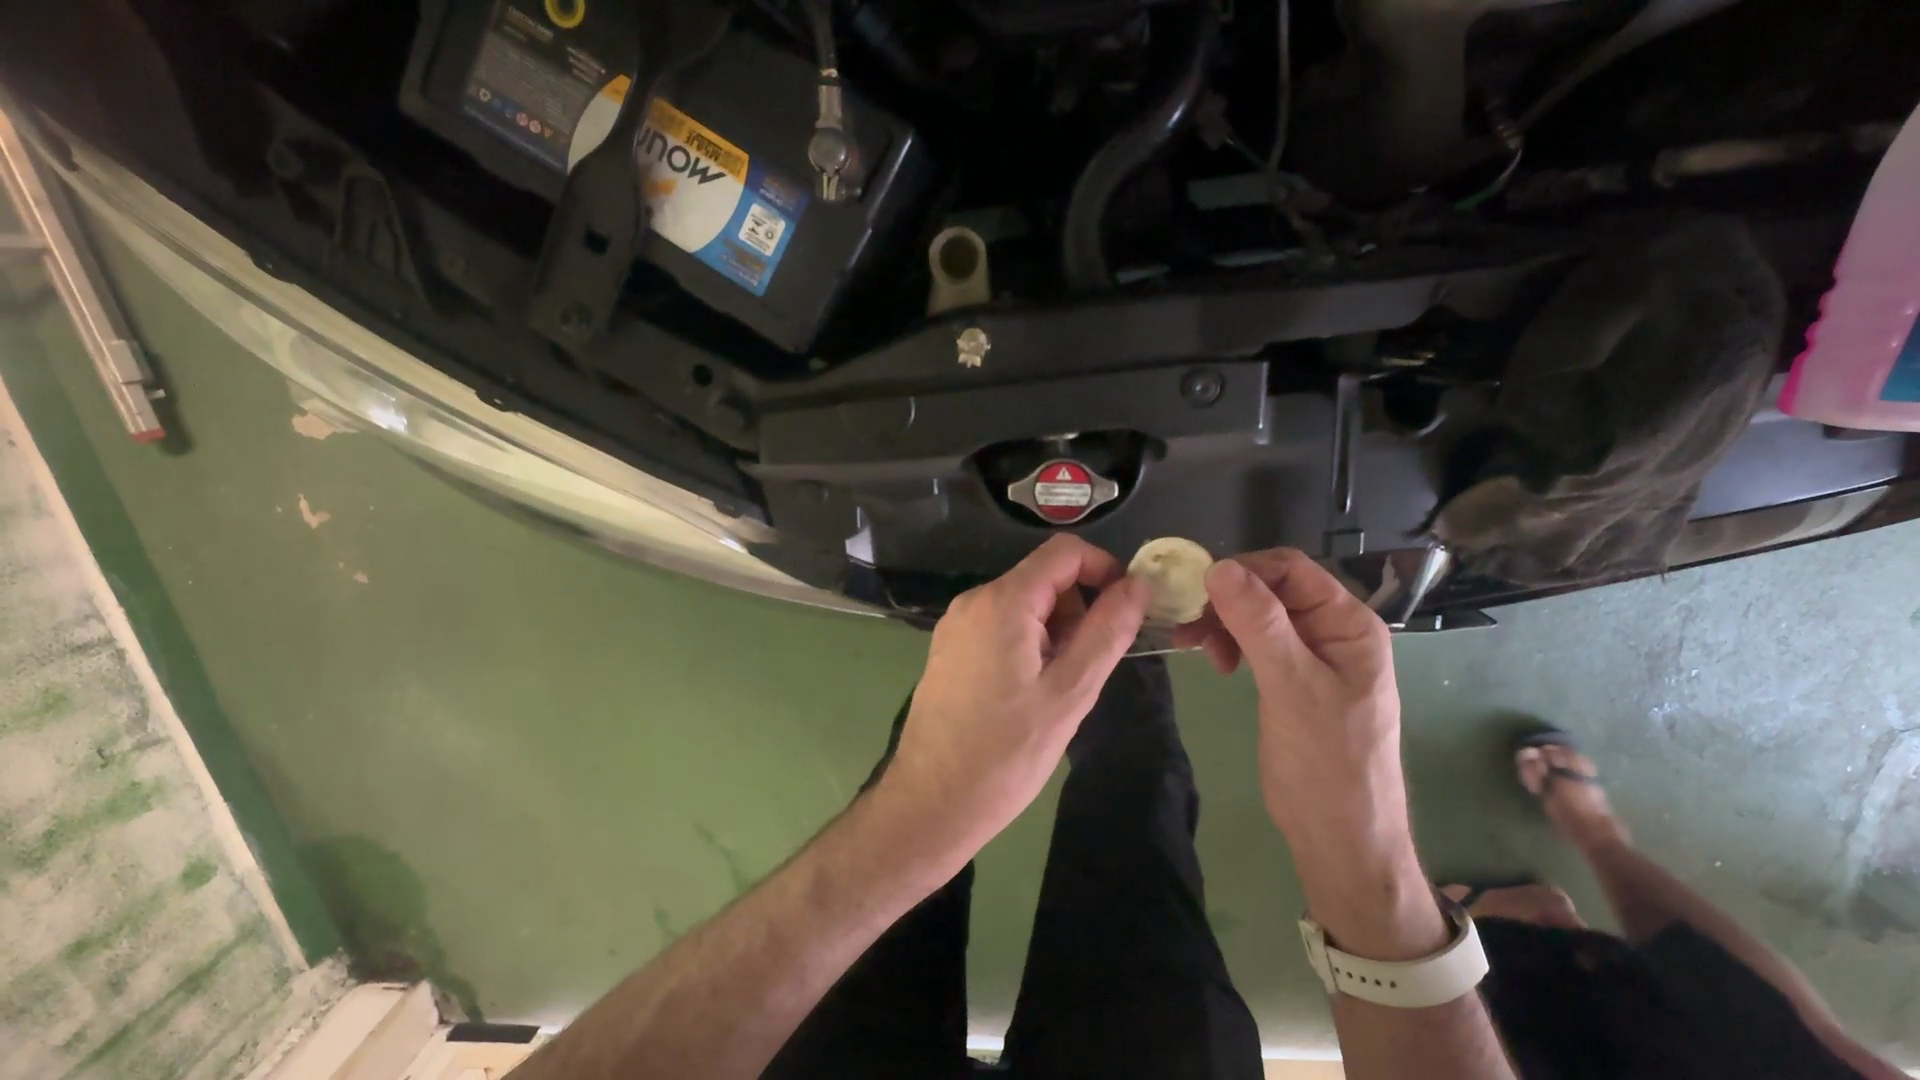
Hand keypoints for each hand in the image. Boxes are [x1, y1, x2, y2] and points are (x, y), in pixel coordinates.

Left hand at [877, 535, 1148, 860]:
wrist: (931, 803)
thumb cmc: (1006, 752)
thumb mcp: (1070, 692)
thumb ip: (1107, 631)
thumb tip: (1138, 585)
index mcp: (1002, 602)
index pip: (1064, 552)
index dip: (1104, 569)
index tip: (1127, 610)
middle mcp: (973, 602)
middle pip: (1042, 579)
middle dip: (1079, 610)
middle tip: (1091, 666)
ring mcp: (956, 628)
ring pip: (1023, 606)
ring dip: (1056, 633)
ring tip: (1060, 690)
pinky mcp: (949, 653)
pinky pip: (1001, 629)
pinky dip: (1029, 646)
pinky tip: (1031, 696)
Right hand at [1175, 549, 1440, 957]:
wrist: (1339, 836)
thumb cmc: (1326, 761)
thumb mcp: (1292, 687)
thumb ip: (1259, 624)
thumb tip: (1218, 567)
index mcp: (1349, 624)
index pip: (1292, 571)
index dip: (1243, 571)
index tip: (1195, 591)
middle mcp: (1333, 632)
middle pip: (1272, 590)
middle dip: (1227, 599)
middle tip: (1187, 624)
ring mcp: (1312, 657)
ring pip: (1259, 616)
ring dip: (1224, 622)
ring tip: (1193, 646)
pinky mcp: (1290, 681)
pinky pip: (1257, 644)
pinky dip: (1231, 645)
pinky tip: (1216, 663)